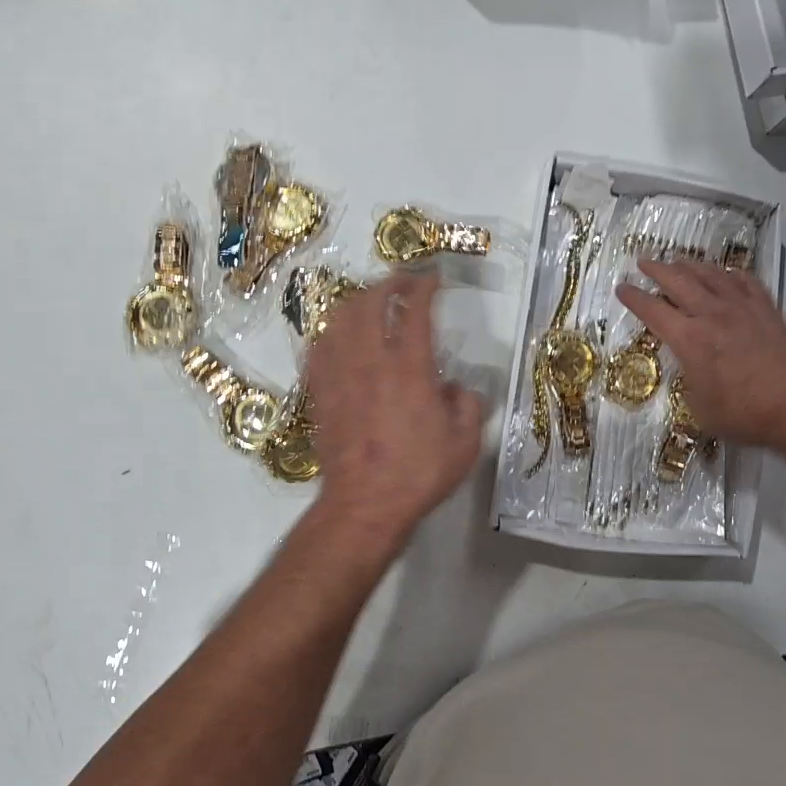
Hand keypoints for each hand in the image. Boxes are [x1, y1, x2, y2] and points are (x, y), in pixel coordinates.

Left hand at [304, 272, 484, 538]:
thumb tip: (456, 390)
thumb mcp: (465, 444)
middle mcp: (370, 362)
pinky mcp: (319, 394)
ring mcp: (339, 376)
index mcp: (410, 369)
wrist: (364, 506)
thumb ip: (468, 406)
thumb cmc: (418, 474)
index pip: (414, 310)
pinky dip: (330, 333)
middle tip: (402, 282)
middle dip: (387, 283)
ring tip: (370, 301)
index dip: (424, 287)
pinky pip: (317, 349)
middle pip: (369, 303)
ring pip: (338, 320)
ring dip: (356, 302)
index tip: (434, 280)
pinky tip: (338, 337)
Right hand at [616, 260, 785, 450]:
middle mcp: (712, 314)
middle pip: (678, 281)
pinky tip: (725, 273)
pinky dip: (730, 273)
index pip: (653, 310)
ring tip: (679, 261)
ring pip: (711, 274)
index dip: (634, 297)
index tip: (622, 288)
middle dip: (657, 269)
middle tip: (644, 262)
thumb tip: (691, 369)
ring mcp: (742, 308)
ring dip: (690, 265)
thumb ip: (689, 381)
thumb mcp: (700, 408)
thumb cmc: (744, 415)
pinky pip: (745, 281)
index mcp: (690, 340)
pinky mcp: (767, 309)